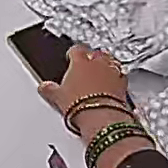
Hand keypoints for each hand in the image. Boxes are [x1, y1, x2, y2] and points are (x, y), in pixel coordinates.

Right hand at [37, 45, 152, 167]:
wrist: (100, 117)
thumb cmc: (80, 105)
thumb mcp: (58, 97)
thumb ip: (50, 89)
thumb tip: (44, 87)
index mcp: (80, 62)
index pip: (77, 50)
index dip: (74, 52)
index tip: (71, 56)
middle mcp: (98, 64)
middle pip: (96, 53)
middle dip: (92, 57)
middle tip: (87, 65)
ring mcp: (112, 73)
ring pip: (111, 62)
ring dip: (106, 65)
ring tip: (101, 73)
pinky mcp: (123, 84)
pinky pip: (121, 75)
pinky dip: (117, 78)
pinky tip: (113, 84)